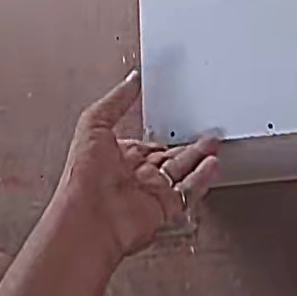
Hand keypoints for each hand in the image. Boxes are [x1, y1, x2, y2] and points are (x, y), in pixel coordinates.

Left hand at [55, 71, 219, 266]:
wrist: (89, 217)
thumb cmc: (82, 174)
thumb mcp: (94, 122)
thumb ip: (117, 99)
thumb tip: (131, 78)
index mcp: (117, 155)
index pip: (145, 141)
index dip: (159, 131)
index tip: (173, 122)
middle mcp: (135, 174)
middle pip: (168, 156)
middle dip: (187, 145)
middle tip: (204, 132)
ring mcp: (150, 192)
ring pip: (181, 171)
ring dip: (199, 157)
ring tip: (214, 143)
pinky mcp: (163, 208)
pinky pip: (188, 191)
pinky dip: (203, 178)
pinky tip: (213, 165)